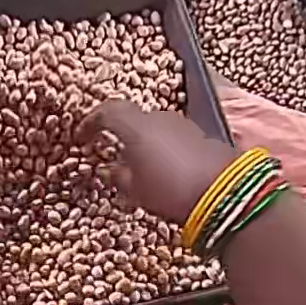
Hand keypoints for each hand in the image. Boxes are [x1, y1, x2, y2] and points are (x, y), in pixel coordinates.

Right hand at [79, 99, 239, 224]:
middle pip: (132, 119)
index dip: (91, 123)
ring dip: (140, 144)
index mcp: (137, 127)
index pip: (107, 112)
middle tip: (108, 156)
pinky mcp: (199, 135)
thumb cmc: (170, 190)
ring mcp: (182, 124)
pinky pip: (170, 138)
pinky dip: (158, 149)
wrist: (224, 192)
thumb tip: (108, 170)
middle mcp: (159, 118)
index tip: (81, 137)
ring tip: (134, 169)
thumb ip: (118, 176)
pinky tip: (158, 171)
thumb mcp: (135, 189)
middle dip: (118, 136)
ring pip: (152, 129)